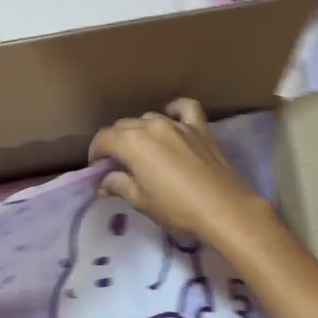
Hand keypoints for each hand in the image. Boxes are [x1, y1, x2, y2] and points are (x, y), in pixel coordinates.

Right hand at [88, 98, 272, 245]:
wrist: (221, 208)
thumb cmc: (176, 208)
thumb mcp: (141, 201)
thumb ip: (119, 185)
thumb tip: (104, 182)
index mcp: (133, 142)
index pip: (104, 139)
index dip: (95, 153)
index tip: (97, 169)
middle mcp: (152, 125)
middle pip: (124, 126)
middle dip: (115, 143)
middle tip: (116, 165)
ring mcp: (178, 124)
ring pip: (149, 118)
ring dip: (140, 131)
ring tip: (142, 151)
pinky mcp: (199, 128)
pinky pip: (184, 109)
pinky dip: (174, 110)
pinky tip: (171, 118)